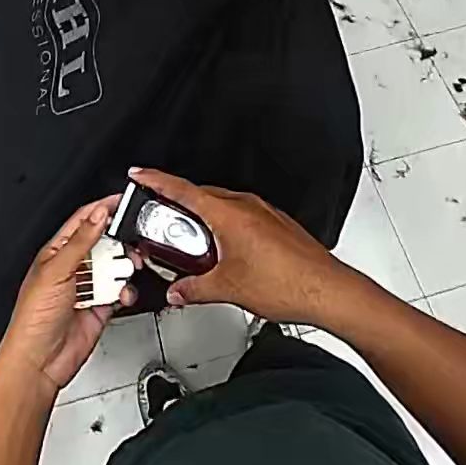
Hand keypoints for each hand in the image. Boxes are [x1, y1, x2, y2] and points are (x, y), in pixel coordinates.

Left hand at [0, 194, 133, 395]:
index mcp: (57, 253)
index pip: (84, 221)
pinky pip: (121, 290)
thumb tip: (99, 214)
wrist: (38, 364)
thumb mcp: (56, 271)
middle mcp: (74, 267)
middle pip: (105, 241)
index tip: (122, 200)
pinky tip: (122, 293)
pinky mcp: (101, 305)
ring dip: (125, 265)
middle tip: (133, 239)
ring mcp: (88, 286)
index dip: (103, 208)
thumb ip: (81, 241)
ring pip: (116, 265)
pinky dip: (126, 290)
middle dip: (121, 239)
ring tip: (130, 266)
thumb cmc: (32, 320)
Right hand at [129, 168, 371, 325]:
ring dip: (202, 220)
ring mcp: (263, 212)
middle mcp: (247, 206)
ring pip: (222, 206)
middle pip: (202, 196)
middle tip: (159, 221)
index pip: (184, 190)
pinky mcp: (274, 223)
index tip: (140, 174)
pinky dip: (224, 227)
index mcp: (230, 214)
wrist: (325, 289)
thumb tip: (179, 290)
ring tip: (190, 245)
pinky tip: (222, 252)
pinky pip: (240, 216)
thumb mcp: (228, 288)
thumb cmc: (289, 283)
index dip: (157, 180)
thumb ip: (194, 288)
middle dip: (177, 207)